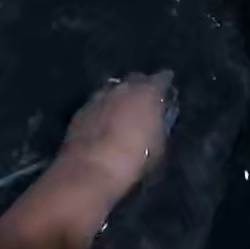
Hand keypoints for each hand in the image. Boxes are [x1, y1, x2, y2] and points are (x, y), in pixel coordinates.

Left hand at [1, 71, 173, 248]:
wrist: (90, 171)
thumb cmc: (134, 159)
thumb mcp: (159, 145)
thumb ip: (160, 124)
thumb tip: (158, 118)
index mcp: (149, 92)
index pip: (163, 77)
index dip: (166, 83)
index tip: (167, 91)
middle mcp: (125, 87)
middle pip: (137, 79)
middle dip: (141, 87)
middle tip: (144, 102)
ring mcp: (101, 96)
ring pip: (115, 89)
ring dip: (120, 98)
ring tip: (122, 113)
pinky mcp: (81, 109)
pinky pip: (98, 103)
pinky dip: (103, 109)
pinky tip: (102, 123)